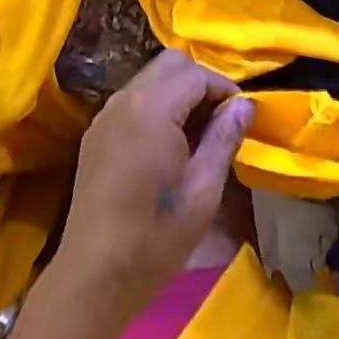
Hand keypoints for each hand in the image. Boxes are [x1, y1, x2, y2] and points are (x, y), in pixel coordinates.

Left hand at [8, 50, 252, 338]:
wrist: (93, 275)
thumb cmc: (155, 236)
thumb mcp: (203, 190)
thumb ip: (224, 137)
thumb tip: (245, 104)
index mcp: (152, 108)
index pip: (196, 73)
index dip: (225, 88)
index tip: (242, 117)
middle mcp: (125, 98)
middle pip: (170, 63)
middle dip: (201, 81)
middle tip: (220, 120)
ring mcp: (106, 113)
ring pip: (150, 77)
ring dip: (178, 91)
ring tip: (197, 134)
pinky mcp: (96, 131)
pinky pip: (133, 98)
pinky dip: (156, 104)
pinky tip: (167, 144)